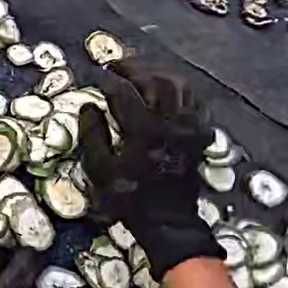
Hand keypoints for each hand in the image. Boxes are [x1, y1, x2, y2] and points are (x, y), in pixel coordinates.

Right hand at [79, 65, 223, 274]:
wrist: (167, 221)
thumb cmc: (128, 197)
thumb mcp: (100, 170)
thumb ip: (93, 134)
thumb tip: (88, 107)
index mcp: (143, 131)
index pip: (125, 92)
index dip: (109, 81)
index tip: (97, 78)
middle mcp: (170, 124)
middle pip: (156, 82)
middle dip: (135, 69)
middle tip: (117, 66)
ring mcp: (189, 128)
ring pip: (180, 87)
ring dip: (159, 75)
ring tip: (141, 73)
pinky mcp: (198, 135)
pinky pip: (194, 103)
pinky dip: (180, 91)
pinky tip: (167, 92)